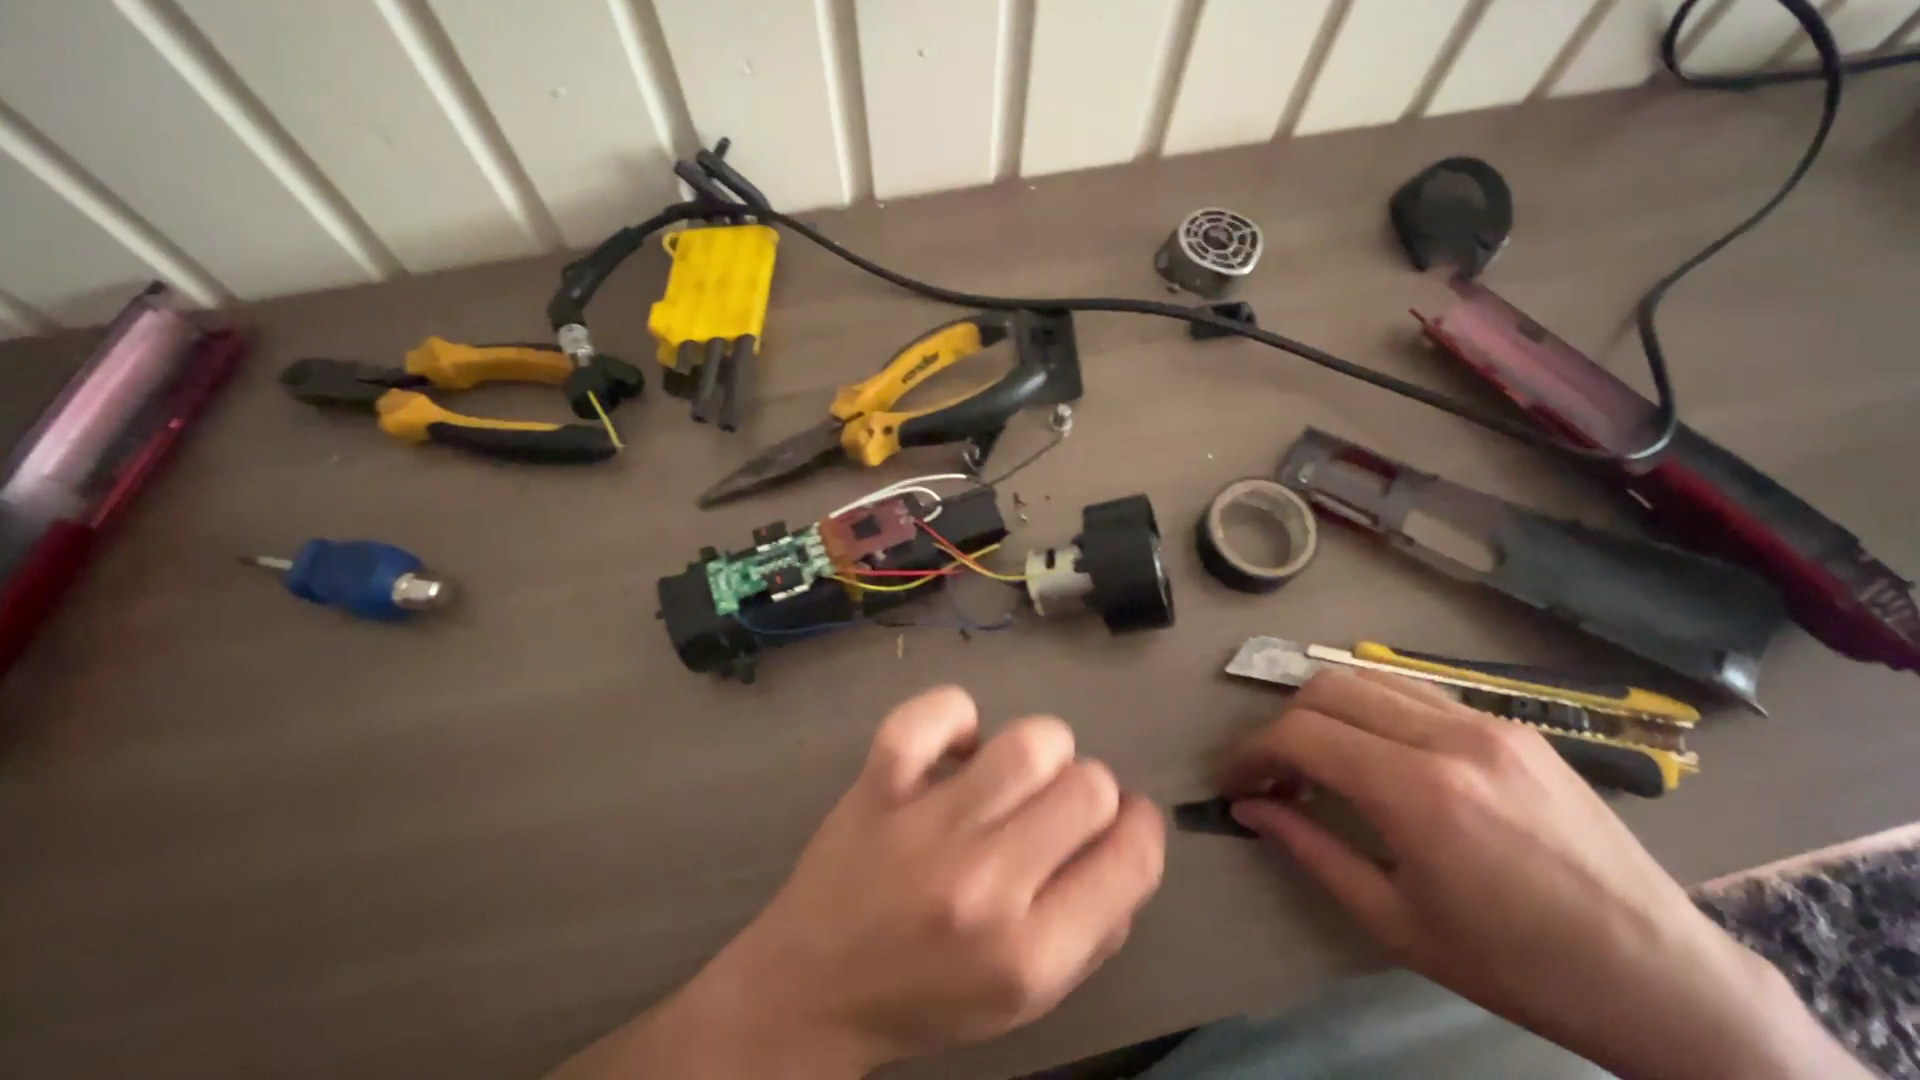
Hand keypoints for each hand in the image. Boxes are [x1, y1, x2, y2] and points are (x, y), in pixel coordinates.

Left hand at [556, 686, 1164, 1079]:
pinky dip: (956, 718)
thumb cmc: (926, 999)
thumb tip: (1127, 842)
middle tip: (1054, 816)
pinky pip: (935, 713)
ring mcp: (926, 826)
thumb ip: (1096, 929)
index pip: (1133, 855)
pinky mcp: (876, 786)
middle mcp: (984, 884)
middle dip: (1090, 796)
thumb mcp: (1028, 998)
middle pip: (1090, 786)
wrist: (807, 993)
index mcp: (1031, 953)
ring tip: (1013, 780)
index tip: (1118, 829)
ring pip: (1032, 742)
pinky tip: (956, 749)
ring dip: (1041, 754)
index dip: (1140, 830)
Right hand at [1225, 669, 1870, 1079]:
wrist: (1656, 974)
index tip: (1233, 784)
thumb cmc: (1514, 964)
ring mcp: (1489, 723)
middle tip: (1272, 776)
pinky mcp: (1515, 727)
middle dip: (1282, 725)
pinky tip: (1378, 756)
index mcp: (1419, 792)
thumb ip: (1311, 850)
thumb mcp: (1394, 920)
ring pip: (1372, 678)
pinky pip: (1420, 693)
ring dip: (1326, 710)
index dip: (1250, 752)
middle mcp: (1451, 736)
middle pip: (1328, 688)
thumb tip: (1252, 807)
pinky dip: (1375, 709)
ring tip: (1319, 762)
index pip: (1301, 734)